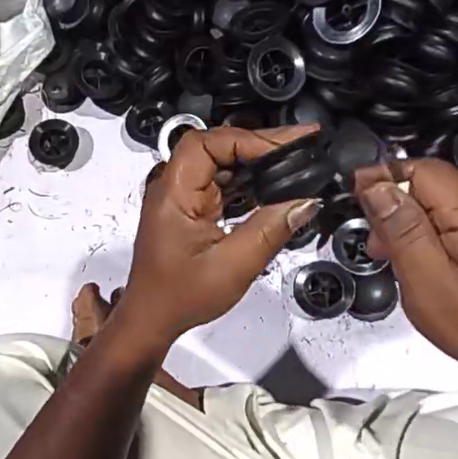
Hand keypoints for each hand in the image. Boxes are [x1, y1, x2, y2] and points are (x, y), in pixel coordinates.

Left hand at [111, 125, 322, 347]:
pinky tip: (270, 190)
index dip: (251, 139)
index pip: (210, 143)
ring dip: (256, 164)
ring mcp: (181, 199)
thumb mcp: (233, 266)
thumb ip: (270, 230)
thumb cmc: (177, 298)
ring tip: (292, 165)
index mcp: (174, 194)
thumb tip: (304, 203)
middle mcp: (173, 189)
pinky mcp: (190, 211)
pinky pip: (220, 184)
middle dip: (260, 146)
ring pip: (221, 164)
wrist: (153, 319)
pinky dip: (247, 184)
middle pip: (218, 147)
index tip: (288, 143)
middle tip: (300, 146)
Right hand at [352, 159, 457, 373]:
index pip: (422, 170)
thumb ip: (402, 231)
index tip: (357, 192)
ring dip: (410, 225)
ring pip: (439, 203)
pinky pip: (453, 220)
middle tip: (377, 244)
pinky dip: (429, 235)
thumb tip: (379, 189)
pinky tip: (421, 263)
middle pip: (430, 185)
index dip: (384, 179)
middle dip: (396, 209)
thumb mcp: (427, 282)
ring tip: (399, 260)